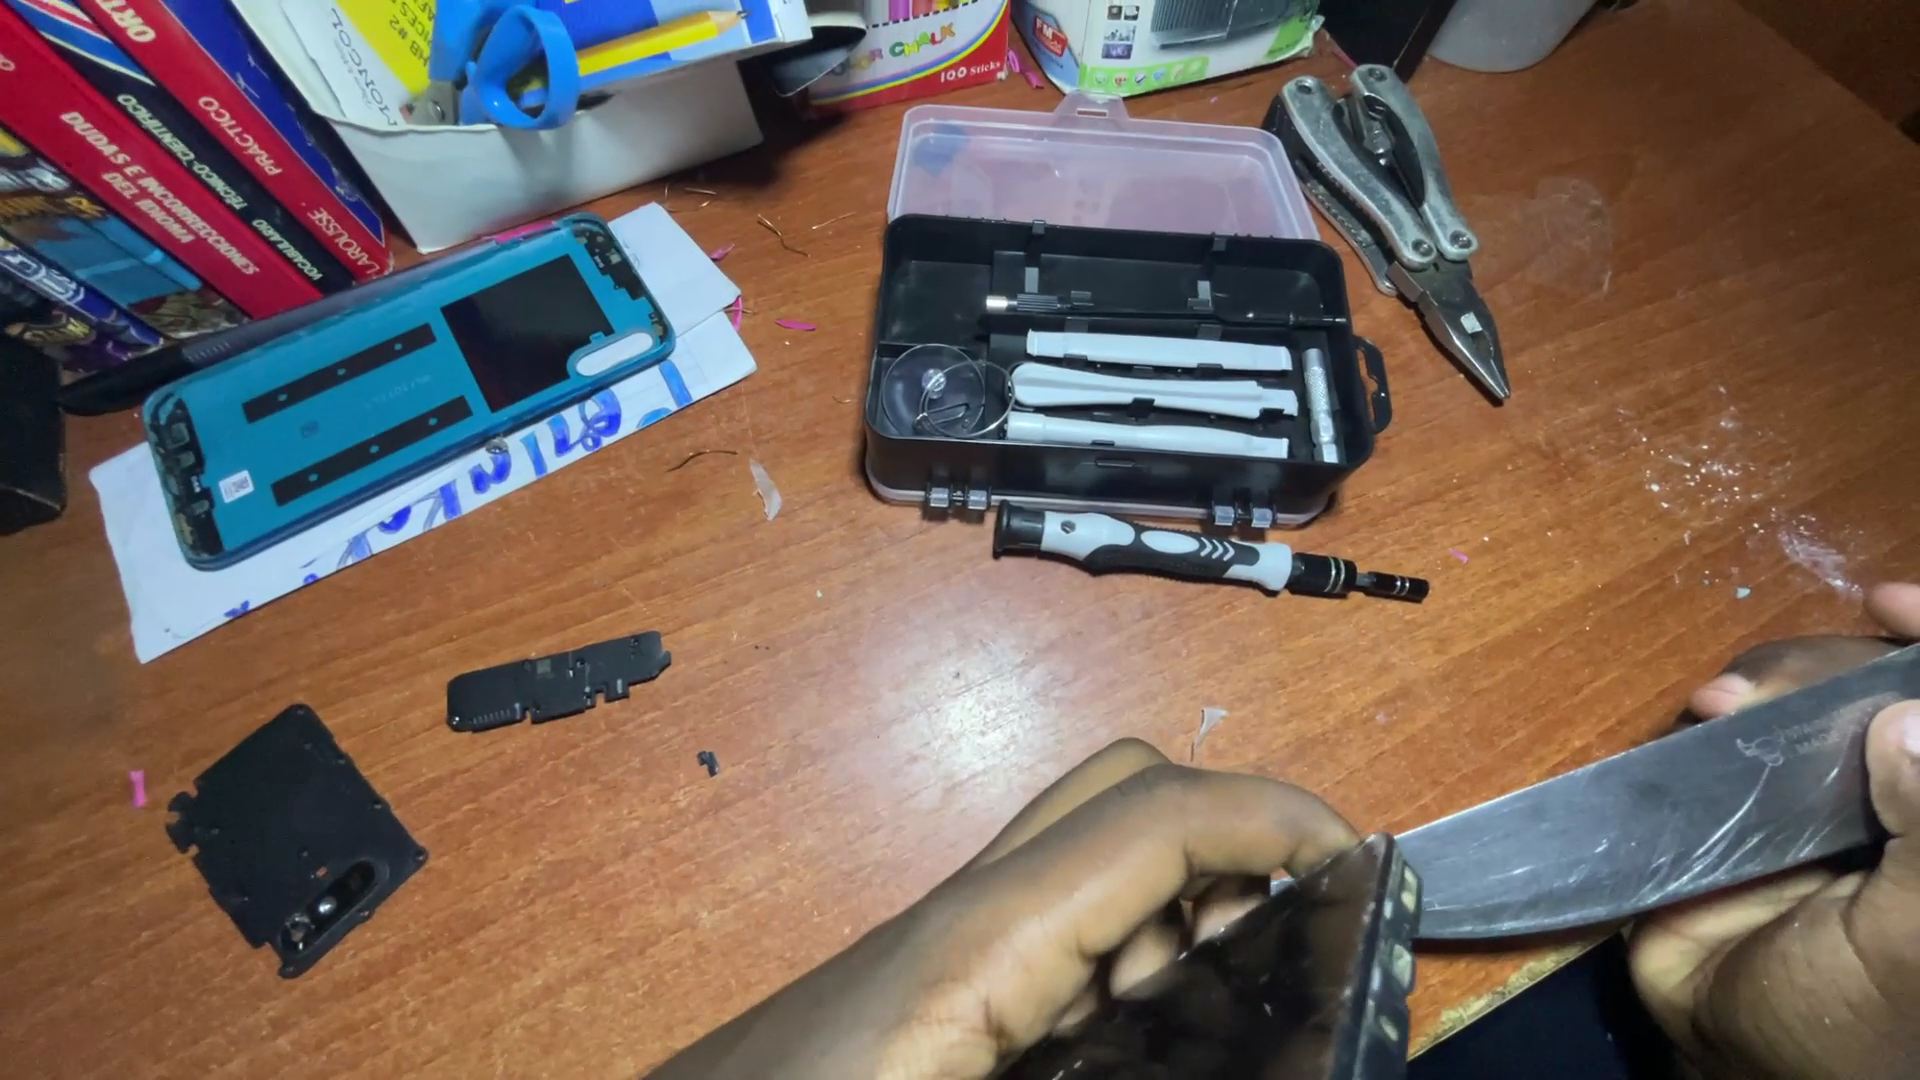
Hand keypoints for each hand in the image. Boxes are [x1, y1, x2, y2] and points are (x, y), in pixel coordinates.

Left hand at [648, 739, 1355, 1078]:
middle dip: (1230, 836)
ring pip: (1092, 845)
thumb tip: (1247, 1050)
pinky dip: (1131, 943)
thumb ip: (1133, 1071)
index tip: (1362, 866)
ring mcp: (951, 932)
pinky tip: (1143, 1034)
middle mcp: (972, 907)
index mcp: (984, 941)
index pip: (1149, 814)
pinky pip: (1059, 916)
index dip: (1271, 819)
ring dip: (1183, 892)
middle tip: (1298, 944)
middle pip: (1119, 791)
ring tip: (1239, 998)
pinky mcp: (939, 975)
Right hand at [1629, 582, 1919, 1079]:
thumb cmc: (1872, 1022)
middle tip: (1787, 680)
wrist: (1738, 1048)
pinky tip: (1705, 713)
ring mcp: (1813, 792)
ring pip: (1803, 698)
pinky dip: (1715, 709)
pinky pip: (1723, 731)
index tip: (1894, 602)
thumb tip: (1910, 722)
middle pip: (1879, 690)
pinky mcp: (1729, 797)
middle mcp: (1897, 792)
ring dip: (1771, 682)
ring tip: (1726, 704)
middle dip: (1839, 668)